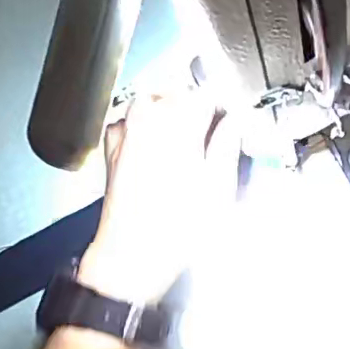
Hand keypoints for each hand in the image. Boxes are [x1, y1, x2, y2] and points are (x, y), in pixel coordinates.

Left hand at [76, 89, 239, 304]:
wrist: (134, 254)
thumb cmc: (175, 227)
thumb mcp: (220, 185)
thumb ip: (228, 144)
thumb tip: (236, 122)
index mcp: (177, 123)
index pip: (207, 94)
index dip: (225, 106)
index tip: (234, 119)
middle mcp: (146, 121)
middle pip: (178, 94)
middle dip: (198, 108)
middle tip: (216, 131)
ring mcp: (125, 134)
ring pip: (152, 104)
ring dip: (172, 114)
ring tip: (190, 141)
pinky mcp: (113, 151)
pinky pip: (131, 123)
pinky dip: (146, 128)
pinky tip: (160, 150)